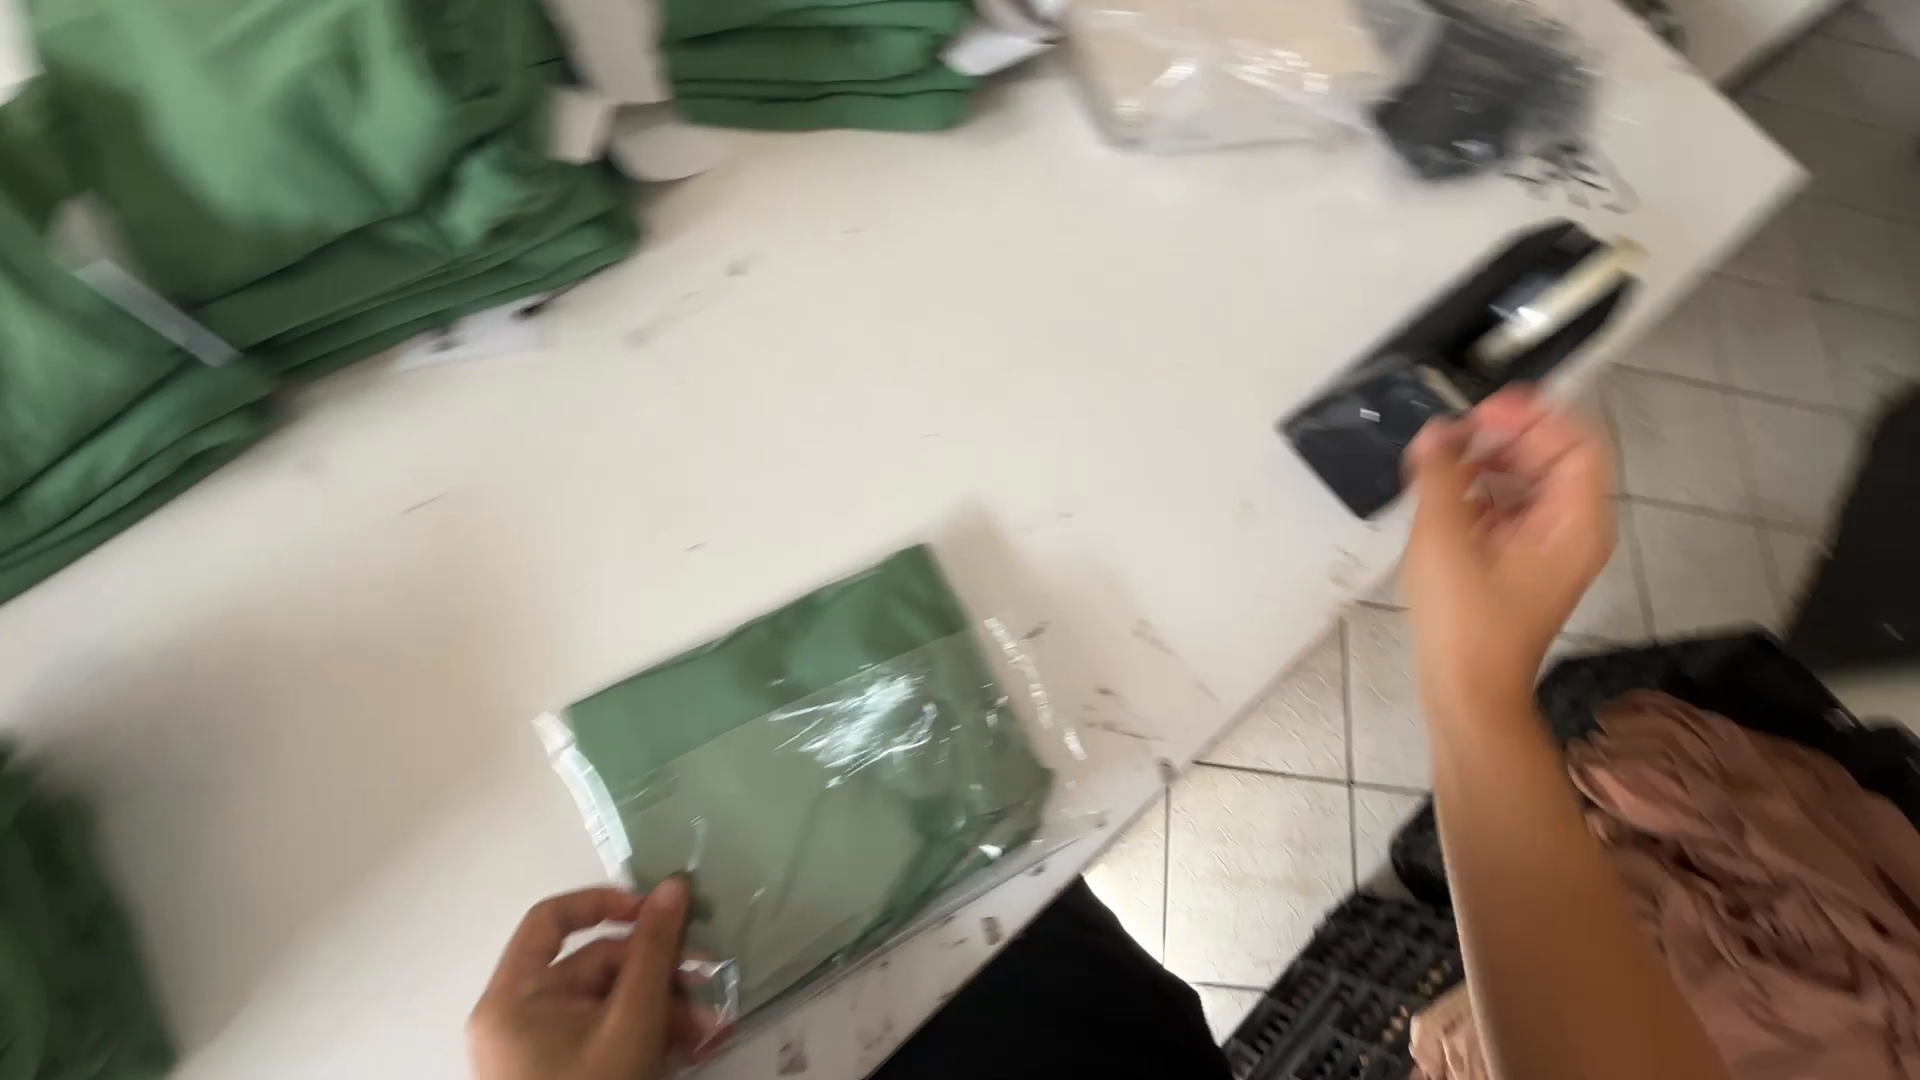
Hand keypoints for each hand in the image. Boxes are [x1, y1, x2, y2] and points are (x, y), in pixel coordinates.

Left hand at [469, 878, 716, 1079]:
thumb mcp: (632, 1018)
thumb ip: (655, 948)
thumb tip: (674, 884)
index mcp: (514, 998)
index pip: (551, 919)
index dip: (604, 901)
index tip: (655, 910)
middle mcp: (520, 1015)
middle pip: (596, 962)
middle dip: (658, 972)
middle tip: (705, 980)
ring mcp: (541, 1046)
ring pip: (612, 998)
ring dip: (663, 1005)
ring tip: (705, 1028)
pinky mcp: (563, 1069)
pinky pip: (609, 1030)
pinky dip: (648, 1030)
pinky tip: (689, 1045)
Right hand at [1401, 388, 1614, 723]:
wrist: (1466, 689)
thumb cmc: (1465, 621)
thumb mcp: (1445, 540)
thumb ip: (1440, 478)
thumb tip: (1435, 433)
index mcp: (1574, 522)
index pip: (1576, 444)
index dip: (1535, 416)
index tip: (1482, 409)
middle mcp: (1569, 530)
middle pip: (1550, 460)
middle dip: (1502, 439)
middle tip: (1450, 432)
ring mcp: (1543, 549)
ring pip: (1523, 485)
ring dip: (1482, 465)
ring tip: (1434, 461)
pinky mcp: (1515, 565)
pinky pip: (1504, 512)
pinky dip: (1474, 495)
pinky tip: (1437, 495)